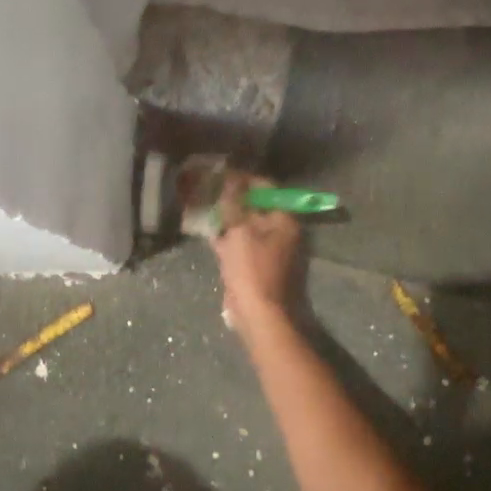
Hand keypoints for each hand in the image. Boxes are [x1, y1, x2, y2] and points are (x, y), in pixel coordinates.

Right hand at [212, 173, 302, 331]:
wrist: (259, 314)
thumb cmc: (252, 269)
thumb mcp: (240, 230)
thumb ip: (234, 203)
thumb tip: (231, 180)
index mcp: (285, 220)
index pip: (266, 188)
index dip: (244, 180)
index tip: (221, 175)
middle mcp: (282, 232)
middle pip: (256, 207)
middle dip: (233, 199)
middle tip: (210, 192)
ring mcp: (271, 250)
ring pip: (247, 226)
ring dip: (228, 219)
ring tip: (205, 209)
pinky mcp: (258, 266)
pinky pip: (242, 245)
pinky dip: (228, 238)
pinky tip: (210, 232)